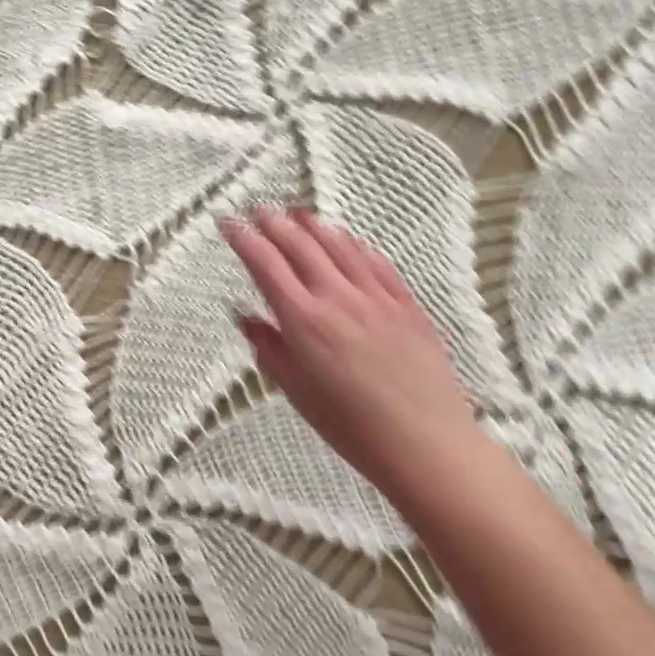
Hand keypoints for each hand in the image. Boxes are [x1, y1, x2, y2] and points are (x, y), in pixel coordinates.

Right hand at [220, 207, 476, 500]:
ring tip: (297, 212)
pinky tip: (346, 239)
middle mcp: (337, 298)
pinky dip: (354, 244)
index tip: (229, 223)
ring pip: (339, 245)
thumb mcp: (297, 393)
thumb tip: (247, 317)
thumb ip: (269, 349)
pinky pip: (376, 262)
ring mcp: (375, 297)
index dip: (244, 239)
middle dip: (275, 224)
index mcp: (303, 321)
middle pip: (300, 245)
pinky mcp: (406, 304)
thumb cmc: (351, 427)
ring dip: (314, 225)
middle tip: (259, 211)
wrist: (425, 444)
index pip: (265, 265)